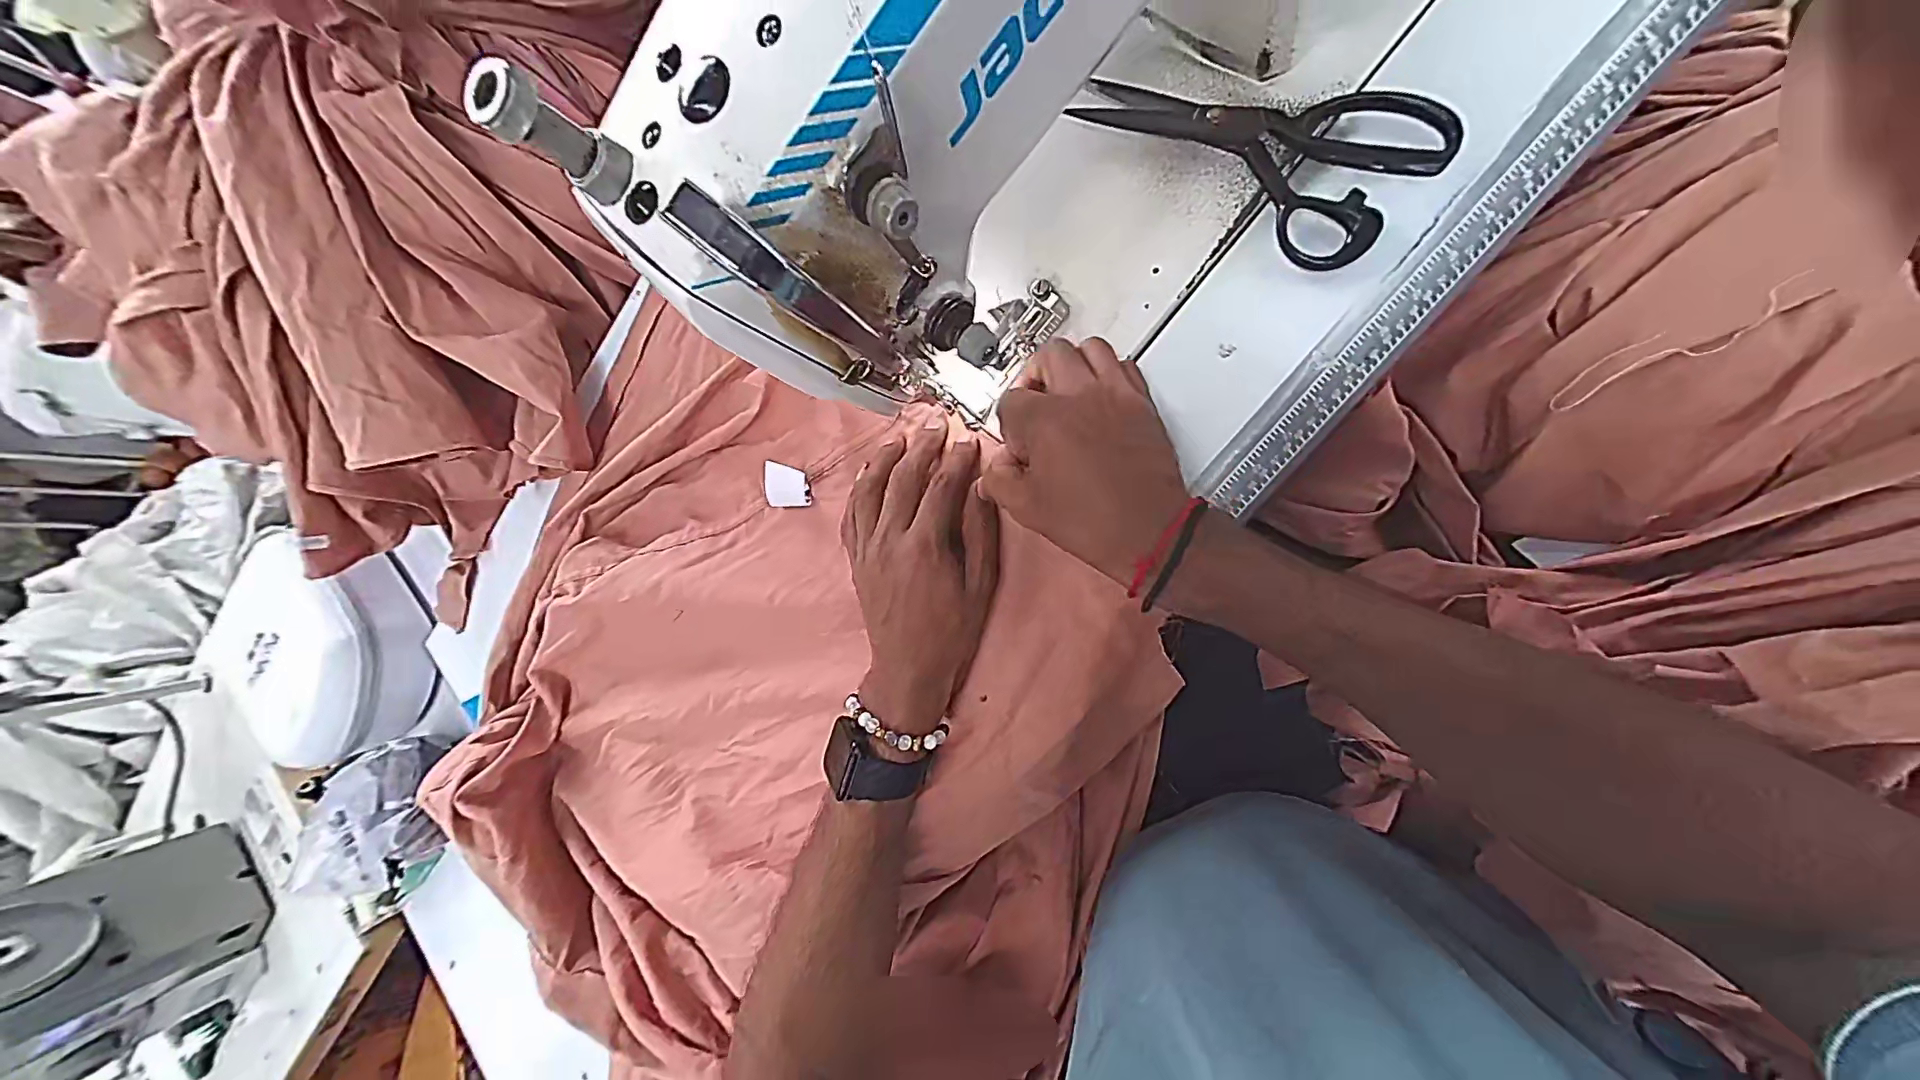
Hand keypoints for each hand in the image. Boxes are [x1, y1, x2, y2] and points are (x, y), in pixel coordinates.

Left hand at [843, 419, 1000, 735]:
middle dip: (921, 446)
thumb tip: (981, 488)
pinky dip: (860, 489)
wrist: (908, 669)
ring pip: (870, 491)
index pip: (940, 487)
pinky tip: (869, 474)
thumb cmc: (952, 632)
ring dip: (883, 459)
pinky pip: (852, 514)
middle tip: (935, 423)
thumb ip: (981, 534)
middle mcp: (889, 541)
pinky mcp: (855, 559)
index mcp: (924, 547)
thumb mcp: (980, 586)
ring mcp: (867, 549)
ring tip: (898, 437)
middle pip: (902, 479)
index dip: (957, 460)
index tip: (969, 440)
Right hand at [981, 339, 1190, 585]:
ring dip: (1072, 363)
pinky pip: (1124, 365)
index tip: (1017, 443)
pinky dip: (1108, 371)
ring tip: (1065, 387)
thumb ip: (1000, 482)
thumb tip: (994, 471)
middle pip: (1047, 356)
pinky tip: (1100, 392)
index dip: (1009, 424)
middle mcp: (1079, 398)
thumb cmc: (1097, 521)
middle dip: (1034, 377)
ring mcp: (1113, 395)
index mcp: (1044, 420)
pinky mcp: (1141, 403)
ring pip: (1089, 347)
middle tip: (1034, 402)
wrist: (1148, 532)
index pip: (1010, 400)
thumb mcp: (1028, 509)